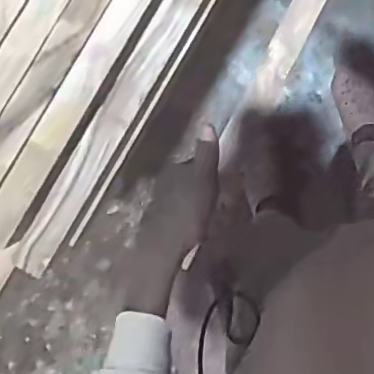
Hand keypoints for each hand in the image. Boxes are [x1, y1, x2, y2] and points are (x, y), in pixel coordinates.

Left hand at [123, 125, 220, 315]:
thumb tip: (206, 123)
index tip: (218, 177)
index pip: (193, 163)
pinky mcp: (155, 226)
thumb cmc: (188, 213)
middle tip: (214, 196)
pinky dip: (182, 218)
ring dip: (188, 203)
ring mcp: (156, 206)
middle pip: (183, 180)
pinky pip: (173, 216)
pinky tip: (191, 229)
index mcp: (175, 171)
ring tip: (205, 213)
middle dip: (195, 186)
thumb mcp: (204, 180)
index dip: (206, 169)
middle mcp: (162, 184)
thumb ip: (206, 154)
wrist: (161, 251)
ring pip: (177, 198)